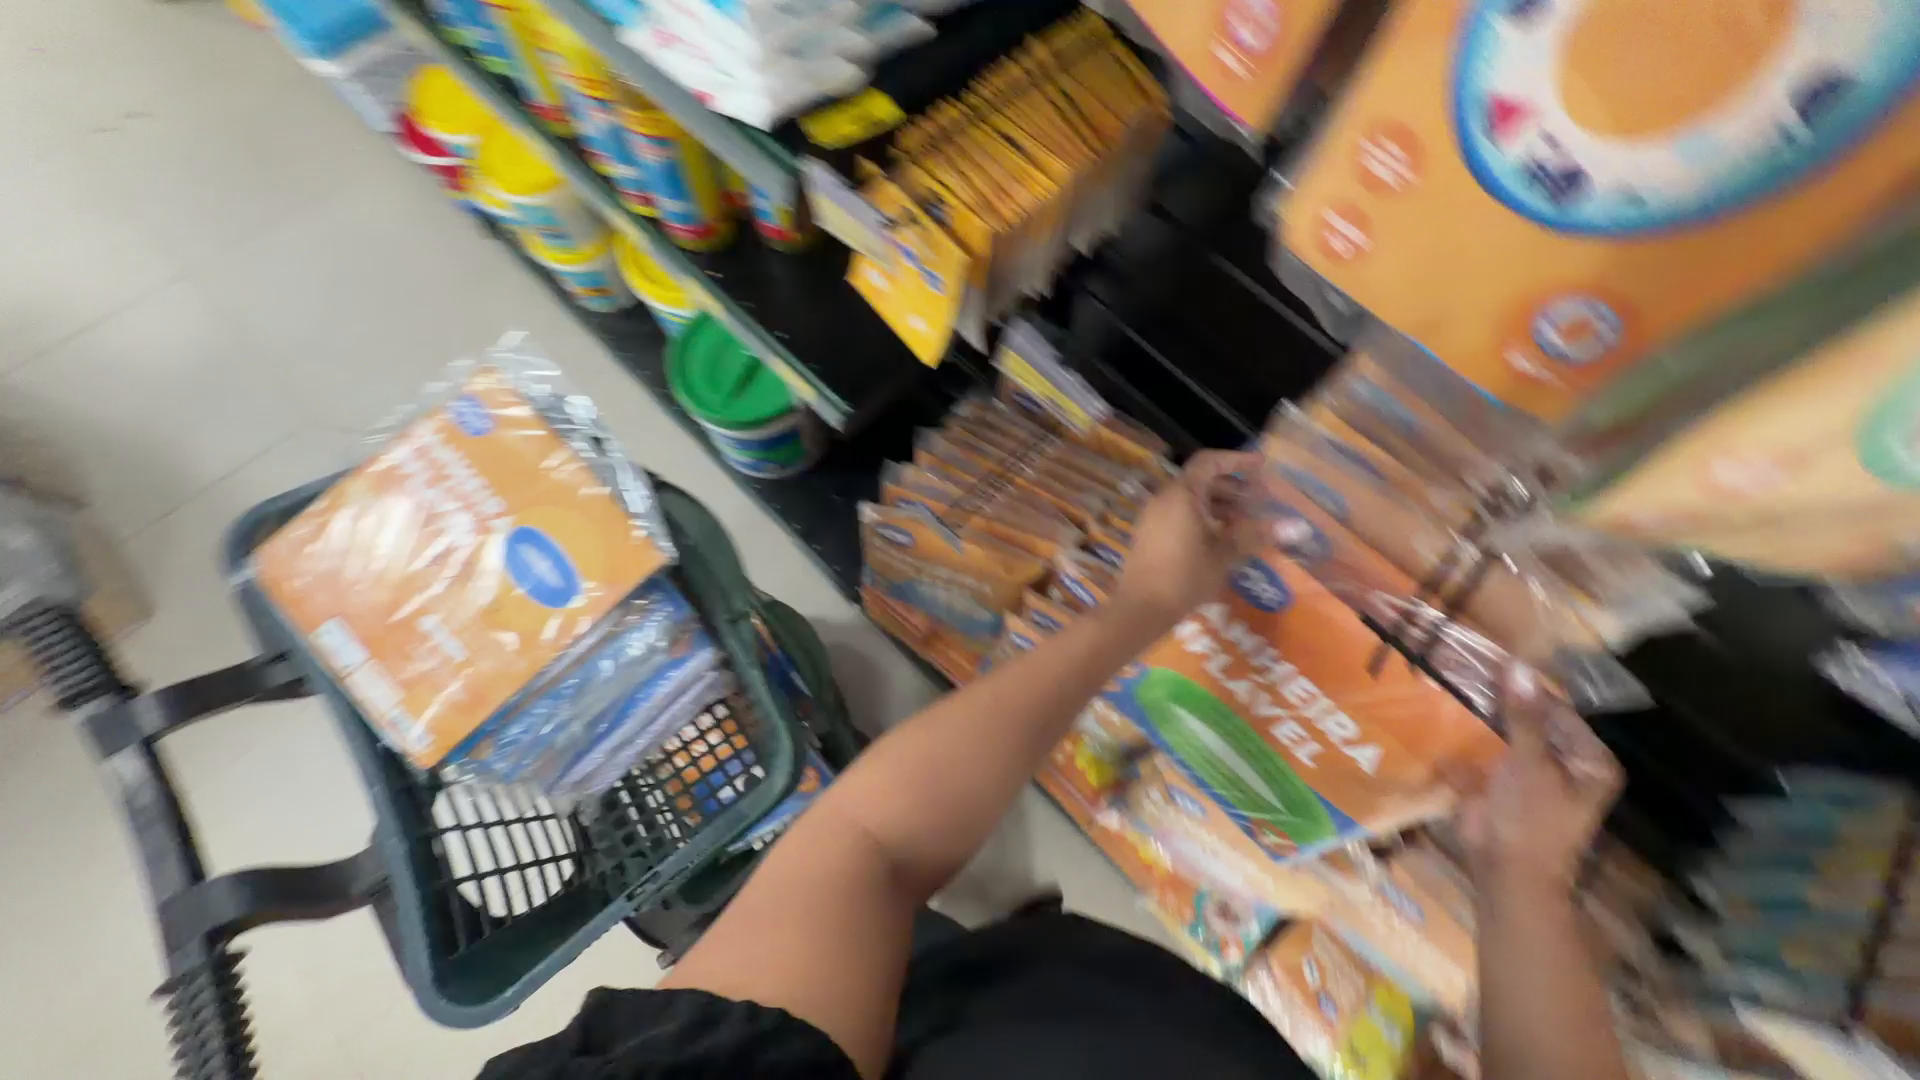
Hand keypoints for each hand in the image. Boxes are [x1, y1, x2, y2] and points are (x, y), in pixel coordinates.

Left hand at [1114, 450, 1264, 626]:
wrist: (1140, 608)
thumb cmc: (1184, 577)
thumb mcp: (1223, 555)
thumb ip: (1255, 535)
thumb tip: (1297, 526)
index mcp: (1181, 494)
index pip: (1209, 461)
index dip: (1237, 460)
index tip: (1262, 467)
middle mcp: (1164, 498)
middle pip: (1202, 480)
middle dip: (1234, 487)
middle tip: (1263, 500)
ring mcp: (1154, 516)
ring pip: (1192, 499)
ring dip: (1221, 505)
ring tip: (1249, 521)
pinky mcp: (1151, 533)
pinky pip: (1181, 514)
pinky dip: (1204, 517)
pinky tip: (1224, 537)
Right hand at [1452, 664, 1621, 897]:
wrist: (1506, 870)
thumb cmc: (1534, 819)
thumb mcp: (1531, 763)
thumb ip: (1523, 715)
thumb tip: (1517, 667)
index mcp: (1589, 760)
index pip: (1559, 710)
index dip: (1528, 686)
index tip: (1495, 657)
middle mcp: (1565, 762)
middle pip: (1534, 718)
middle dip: (1505, 696)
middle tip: (1469, 662)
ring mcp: (1531, 771)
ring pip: (1507, 730)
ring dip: (1485, 711)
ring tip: (1455, 677)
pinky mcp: (1501, 781)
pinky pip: (1486, 747)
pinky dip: (1470, 731)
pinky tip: (1447, 708)